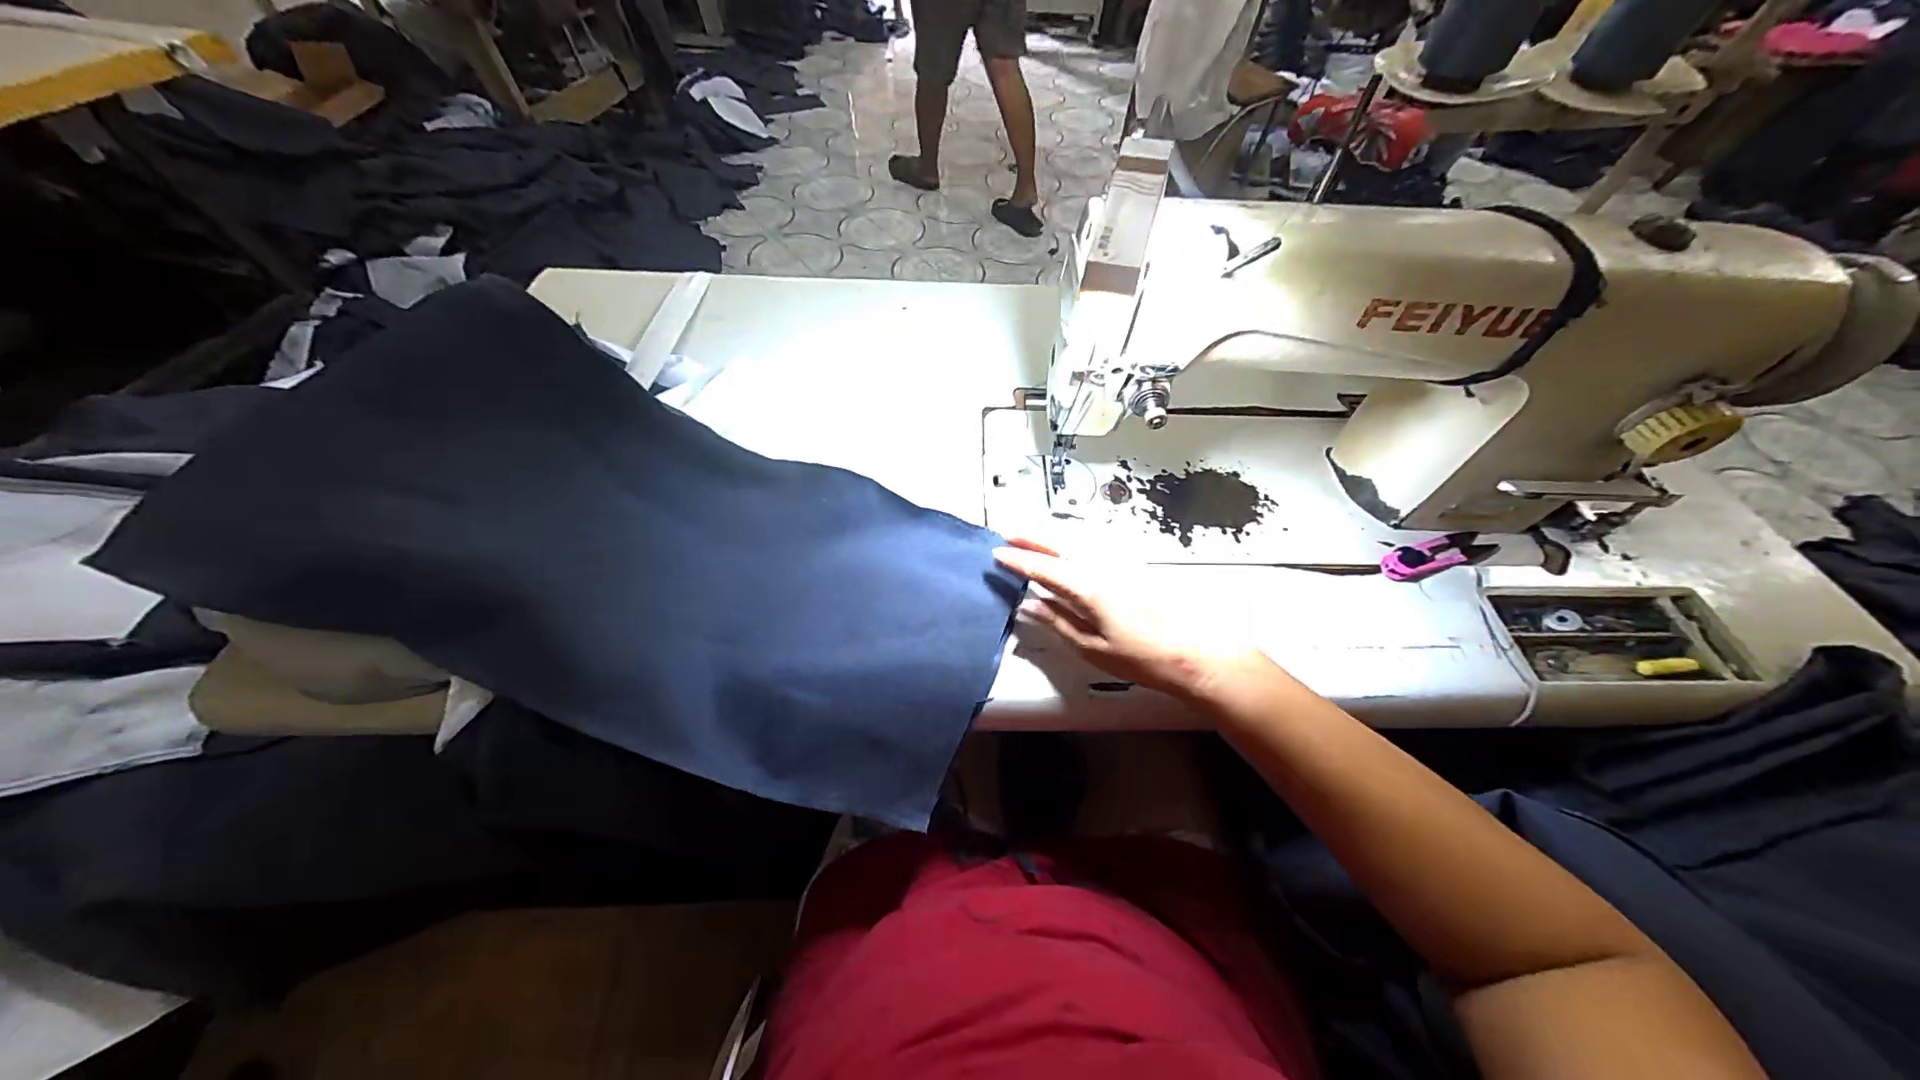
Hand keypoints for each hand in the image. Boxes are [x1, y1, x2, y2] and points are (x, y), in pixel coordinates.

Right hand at [992, 537, 1276, 706]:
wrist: (1198, 655)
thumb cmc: (1145, 658)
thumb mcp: (1093, 648)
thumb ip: (1058, 622)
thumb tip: (1030, 605)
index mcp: (1089, 588)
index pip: (1045, 567)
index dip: (1018, 560)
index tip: (997, 553)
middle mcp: (1104, 568)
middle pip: (1061, 545)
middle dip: (1033, 538)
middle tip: (1009, 535)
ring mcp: (1122, 565)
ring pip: (1078, 543)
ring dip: (1052, 539)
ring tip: (1032, 540)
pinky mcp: (1135, 569)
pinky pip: (1094, 549)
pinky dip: (1073, 546)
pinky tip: (1069, 552)